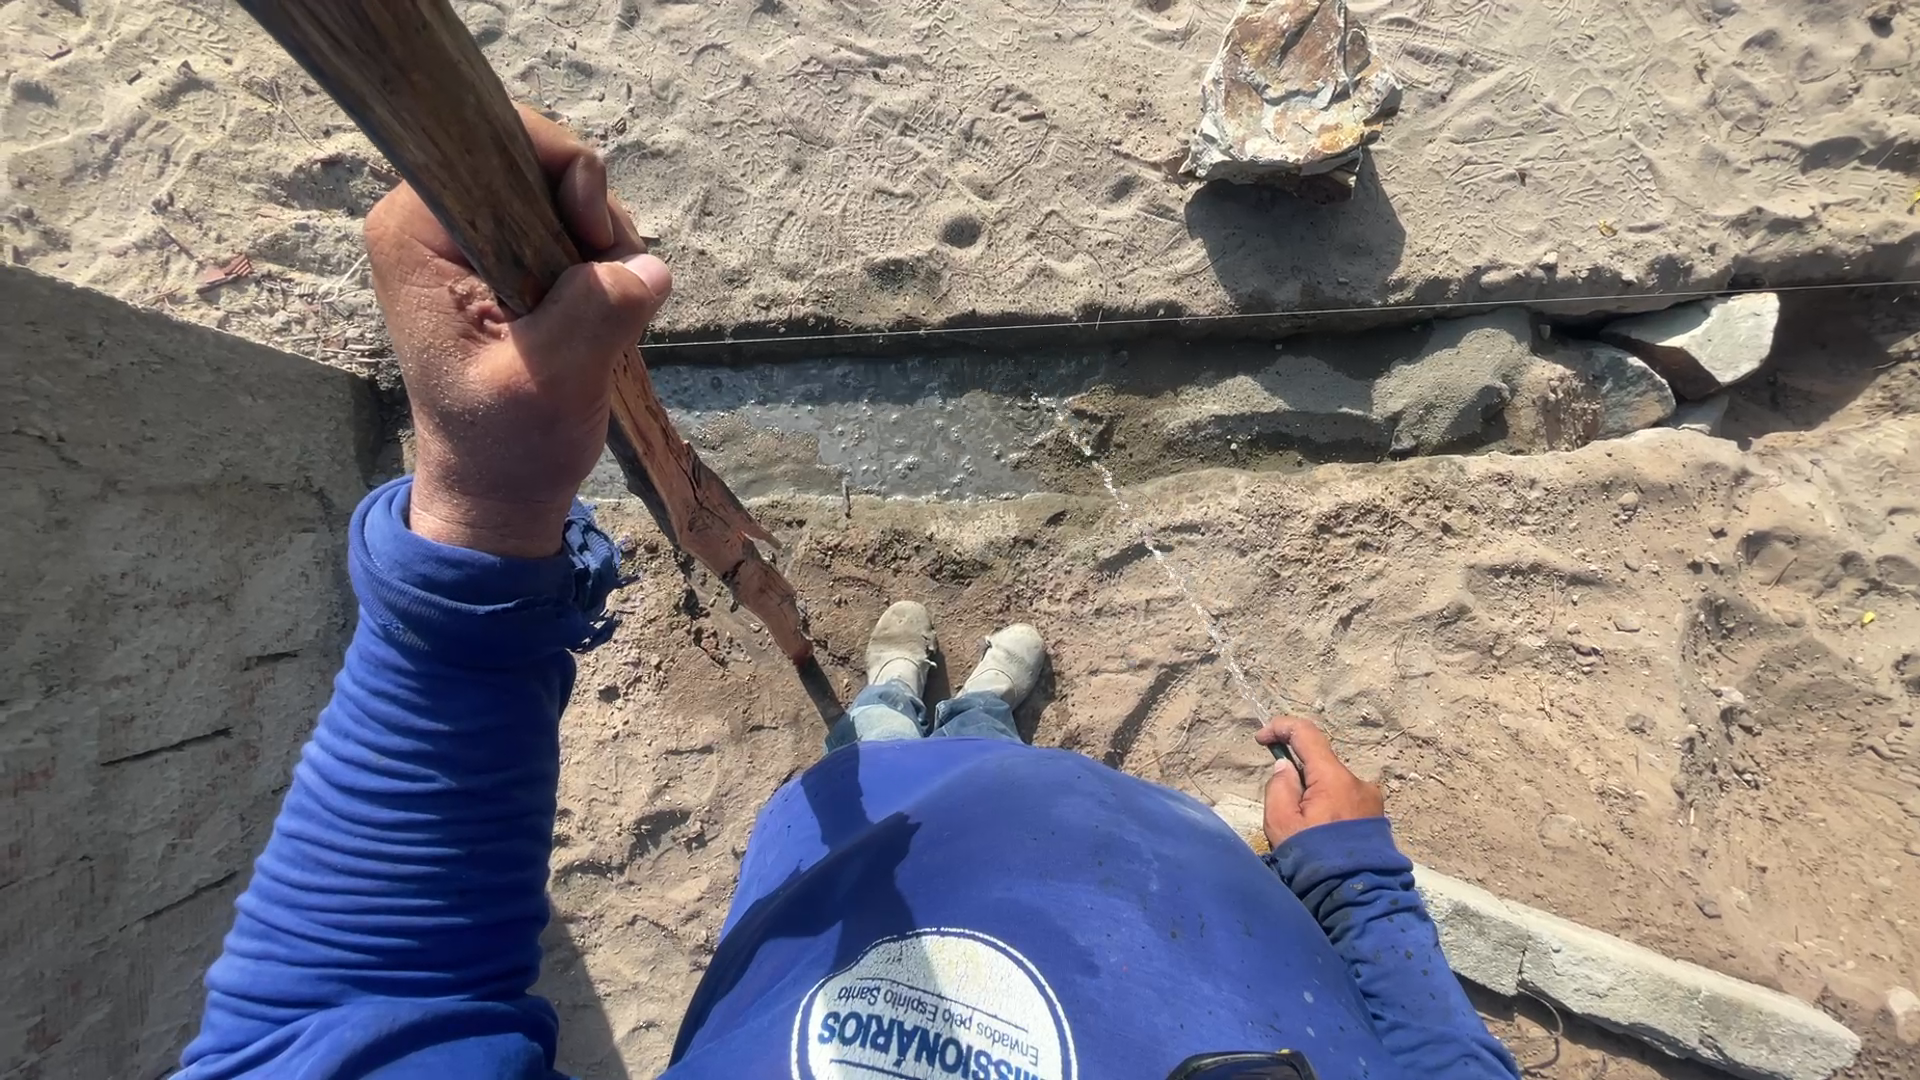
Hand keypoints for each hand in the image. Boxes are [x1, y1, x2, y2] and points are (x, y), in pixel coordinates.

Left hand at [365, 106, 671, 557]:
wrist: (502, 490)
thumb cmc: (508, 443)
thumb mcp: (551, 381)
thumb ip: (596, 313)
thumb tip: (652, 268)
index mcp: (421, 233)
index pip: (495, 142)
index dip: (562, 173)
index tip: (594, 242)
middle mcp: (446, 225)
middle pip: (544, 168)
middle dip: (596, 224)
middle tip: (609, 295)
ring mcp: (485, 249)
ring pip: (573, 207)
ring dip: (610, 257)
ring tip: (607, 322)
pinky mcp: (518, 275)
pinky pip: (582, 244)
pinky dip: (610, 276)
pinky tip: (605, 321)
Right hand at [1257, 717, 1385, 847]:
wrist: (1358, 899)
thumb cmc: (1313, 857)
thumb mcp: (1280, 821)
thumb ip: (1279, 785)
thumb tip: (1287, 767)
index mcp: (1334, 778)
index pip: (1306, 733)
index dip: (1280, 727)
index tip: (1261, 740)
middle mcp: (1358, 782)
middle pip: (1319, 762)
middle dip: (1297, 773)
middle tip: (1283, 805)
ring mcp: (1371, 800)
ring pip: (1332, 782)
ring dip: (1313, 792)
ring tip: (1303, 827)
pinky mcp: (1376, 817)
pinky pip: (1344, 798)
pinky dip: (1328, 804)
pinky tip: (1321, 832)